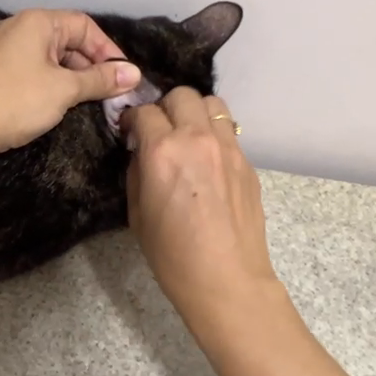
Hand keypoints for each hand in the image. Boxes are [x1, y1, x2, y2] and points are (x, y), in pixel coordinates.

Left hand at [0, 9, 141, 163]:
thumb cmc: (16, 101)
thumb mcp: (65, 90)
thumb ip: (101, 80)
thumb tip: (134, 74)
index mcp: (37, 22)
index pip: (84, 26)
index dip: (108, 50)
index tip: (123, 77)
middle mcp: (18, 28)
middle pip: (67, 40)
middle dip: (92, 66)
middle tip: (110, 94)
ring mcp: (2, 50)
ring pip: (49, 57)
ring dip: (72, 77)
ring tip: (88, 102)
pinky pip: (31, 70)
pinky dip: (50, 83)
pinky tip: (58, 105)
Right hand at [123, 89, 280, 322]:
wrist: (227, 280)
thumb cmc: (173, 256)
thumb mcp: (138, 214)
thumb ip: (138, 172)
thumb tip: (142, 152)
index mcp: (163, 151)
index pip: (144, 112)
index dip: (131, 120)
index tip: (128, 133)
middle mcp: (197, 139)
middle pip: (181, 95)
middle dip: (164, 108)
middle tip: (159, 131)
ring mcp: (228, 148)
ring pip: (212, 103)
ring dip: (194, 112)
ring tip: (187, 136)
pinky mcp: (247, 162)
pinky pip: (229, 130)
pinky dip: (214, 134)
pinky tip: (207, 161)